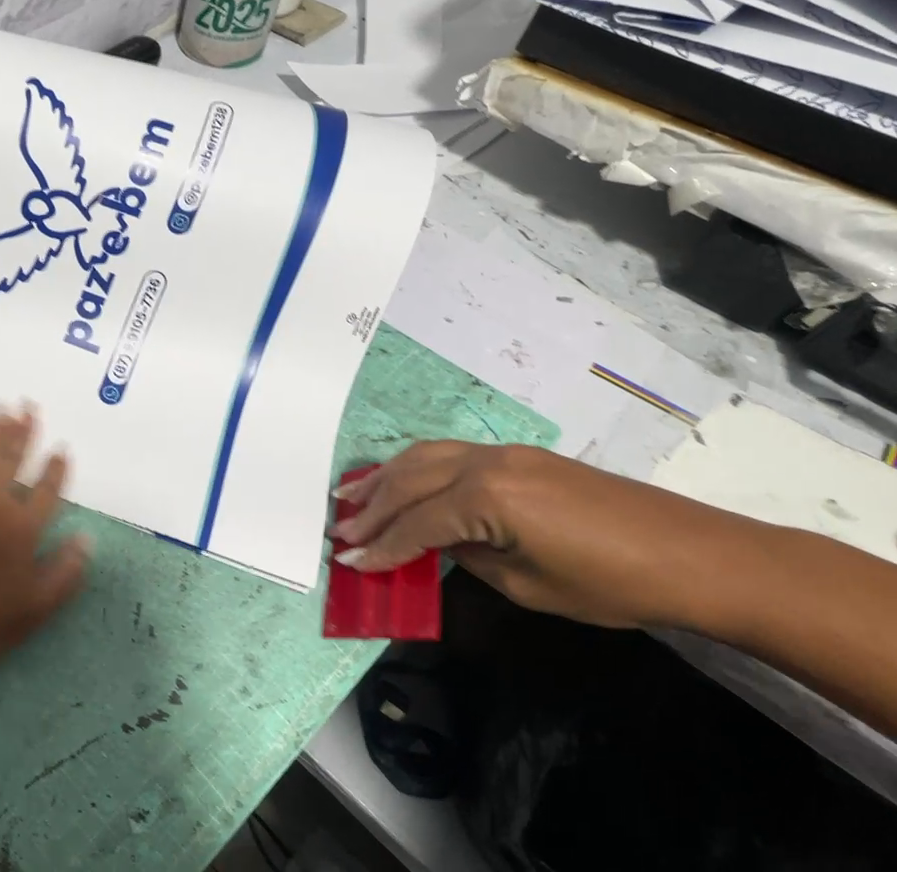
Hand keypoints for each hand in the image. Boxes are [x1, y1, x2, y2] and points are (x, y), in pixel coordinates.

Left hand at [0, 406, 90, 687]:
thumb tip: (87, 537)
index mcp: (22, 529)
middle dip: (22, 430)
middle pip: (11, 457)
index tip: (60, 447)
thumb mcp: (33, 610)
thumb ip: (66, 572)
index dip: (55, 467)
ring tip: (3, 408)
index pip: (46, 488)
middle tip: (28, 405)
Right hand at [332, 441, 750, 629]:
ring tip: (351, 494)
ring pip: (423, 457)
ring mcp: (504, 453)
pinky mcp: (521, 455)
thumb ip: (470, 556)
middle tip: (338, 528)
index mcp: (487, 498)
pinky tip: (401, 479)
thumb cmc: (613, 584)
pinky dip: (416, 467)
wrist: (698, 557)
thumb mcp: (528, 585)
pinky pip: (449, 454)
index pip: (416, 524)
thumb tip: (439, 542)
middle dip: (370, 507)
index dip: (380, 546)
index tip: (347, 562)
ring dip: (384, 477)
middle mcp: (486, 464)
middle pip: (409, 481)